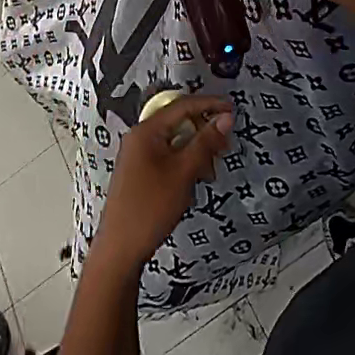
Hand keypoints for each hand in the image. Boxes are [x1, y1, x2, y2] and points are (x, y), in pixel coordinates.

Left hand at [89, 94, 235, 270]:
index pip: (183, 105)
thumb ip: (206, 141)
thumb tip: (226, 117)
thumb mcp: (184, 171)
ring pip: (176, 141)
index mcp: (147, 131)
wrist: (120, 249)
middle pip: (179, 122)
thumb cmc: (152, 206)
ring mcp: (139, 156)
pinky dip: (186, 162)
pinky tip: (196, 179)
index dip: (210, 104)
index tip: (234, 110)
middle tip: (225, 146)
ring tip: (210, 171)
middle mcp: (140, 138)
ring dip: (197, 150)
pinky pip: (169, 156)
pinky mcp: (141, 172)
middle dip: (204, 131)